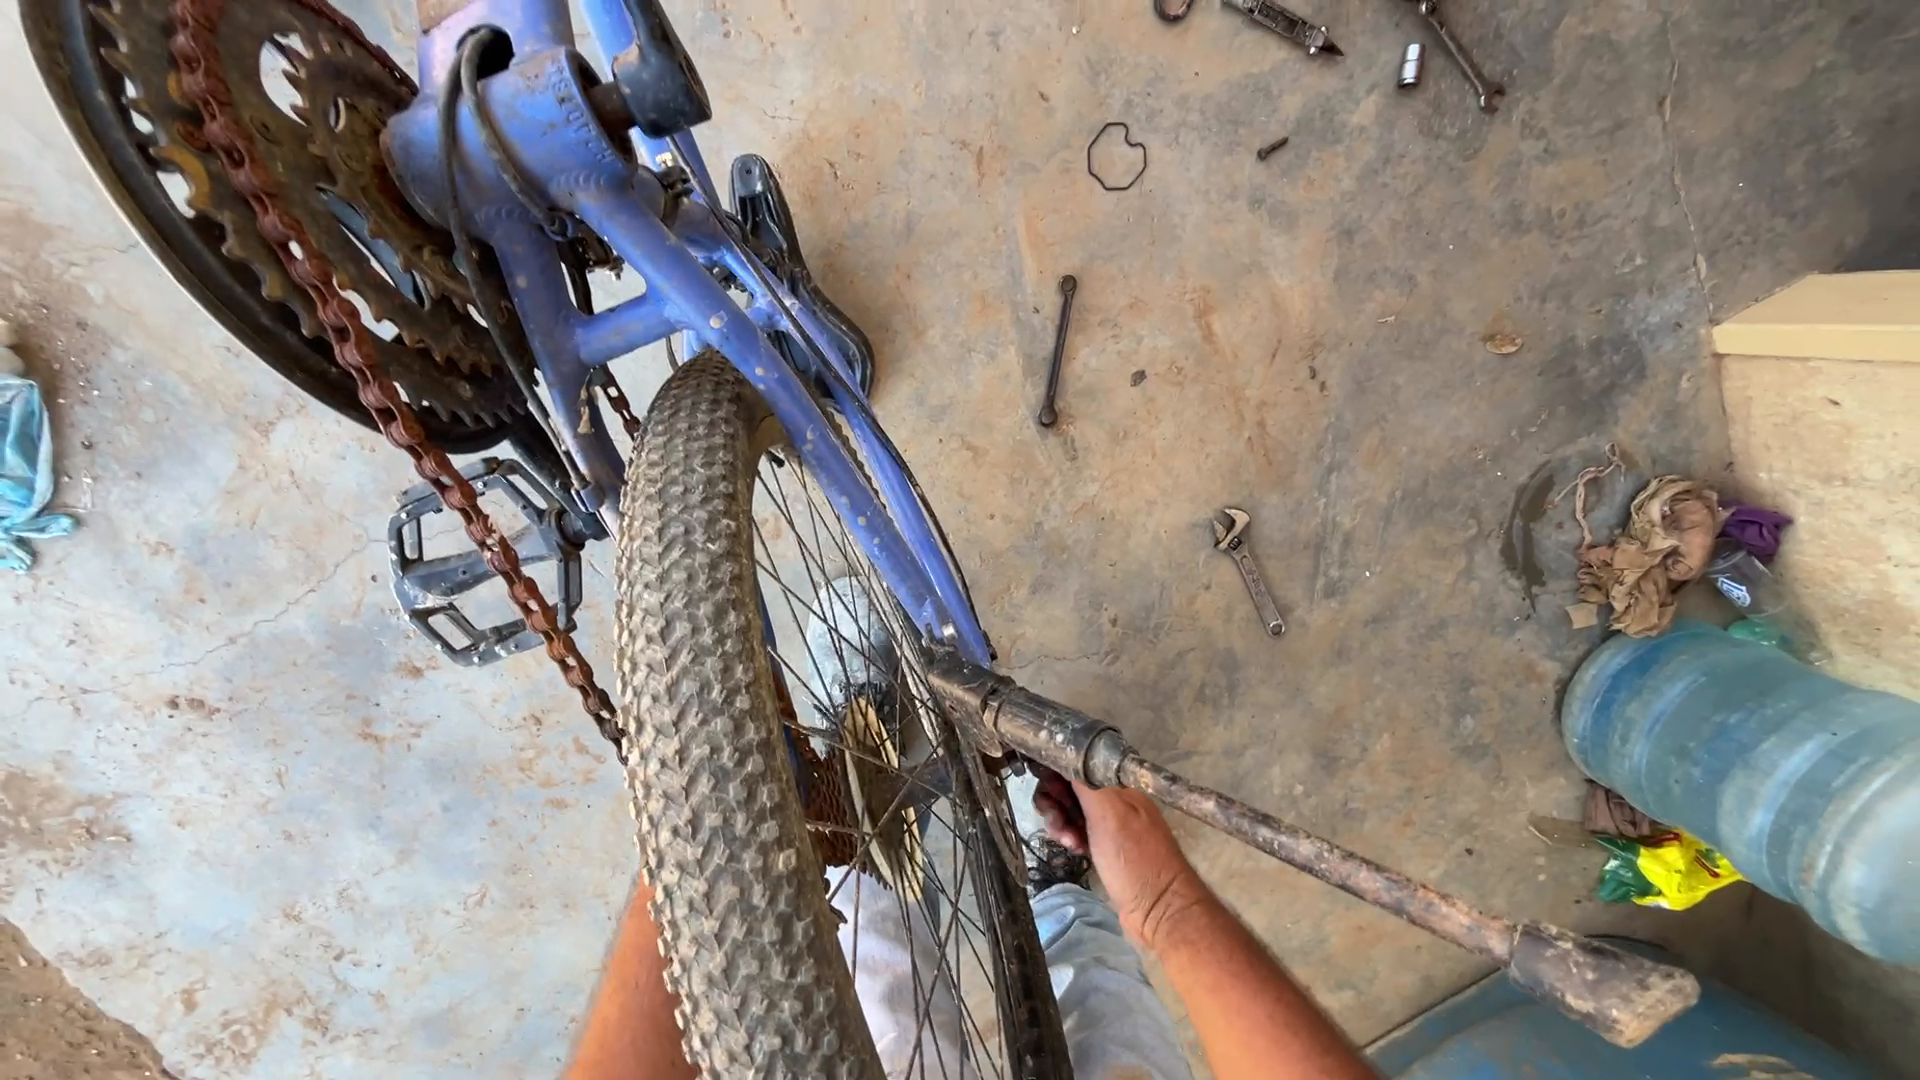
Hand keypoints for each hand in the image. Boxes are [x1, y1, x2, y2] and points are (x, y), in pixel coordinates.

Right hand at [1033, 769, 1208, 949]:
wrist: (1160, 910)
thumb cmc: (1134, 858)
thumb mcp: (1108, 812)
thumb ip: (1084, 780)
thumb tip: (1063, 751)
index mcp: (1117, 784)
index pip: (1075, 764)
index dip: (1056, 774)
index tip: (1050, 795)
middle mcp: (1114, 798)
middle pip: (1069, 786)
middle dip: (1056, 803)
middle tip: (1057, 824)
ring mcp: (1110, 823)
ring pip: (1071, 810)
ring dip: (1061, 823)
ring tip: (1068, 842)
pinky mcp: (1105, 846)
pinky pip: (1077, 830)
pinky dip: (1070, 837)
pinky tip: (1075, 850)